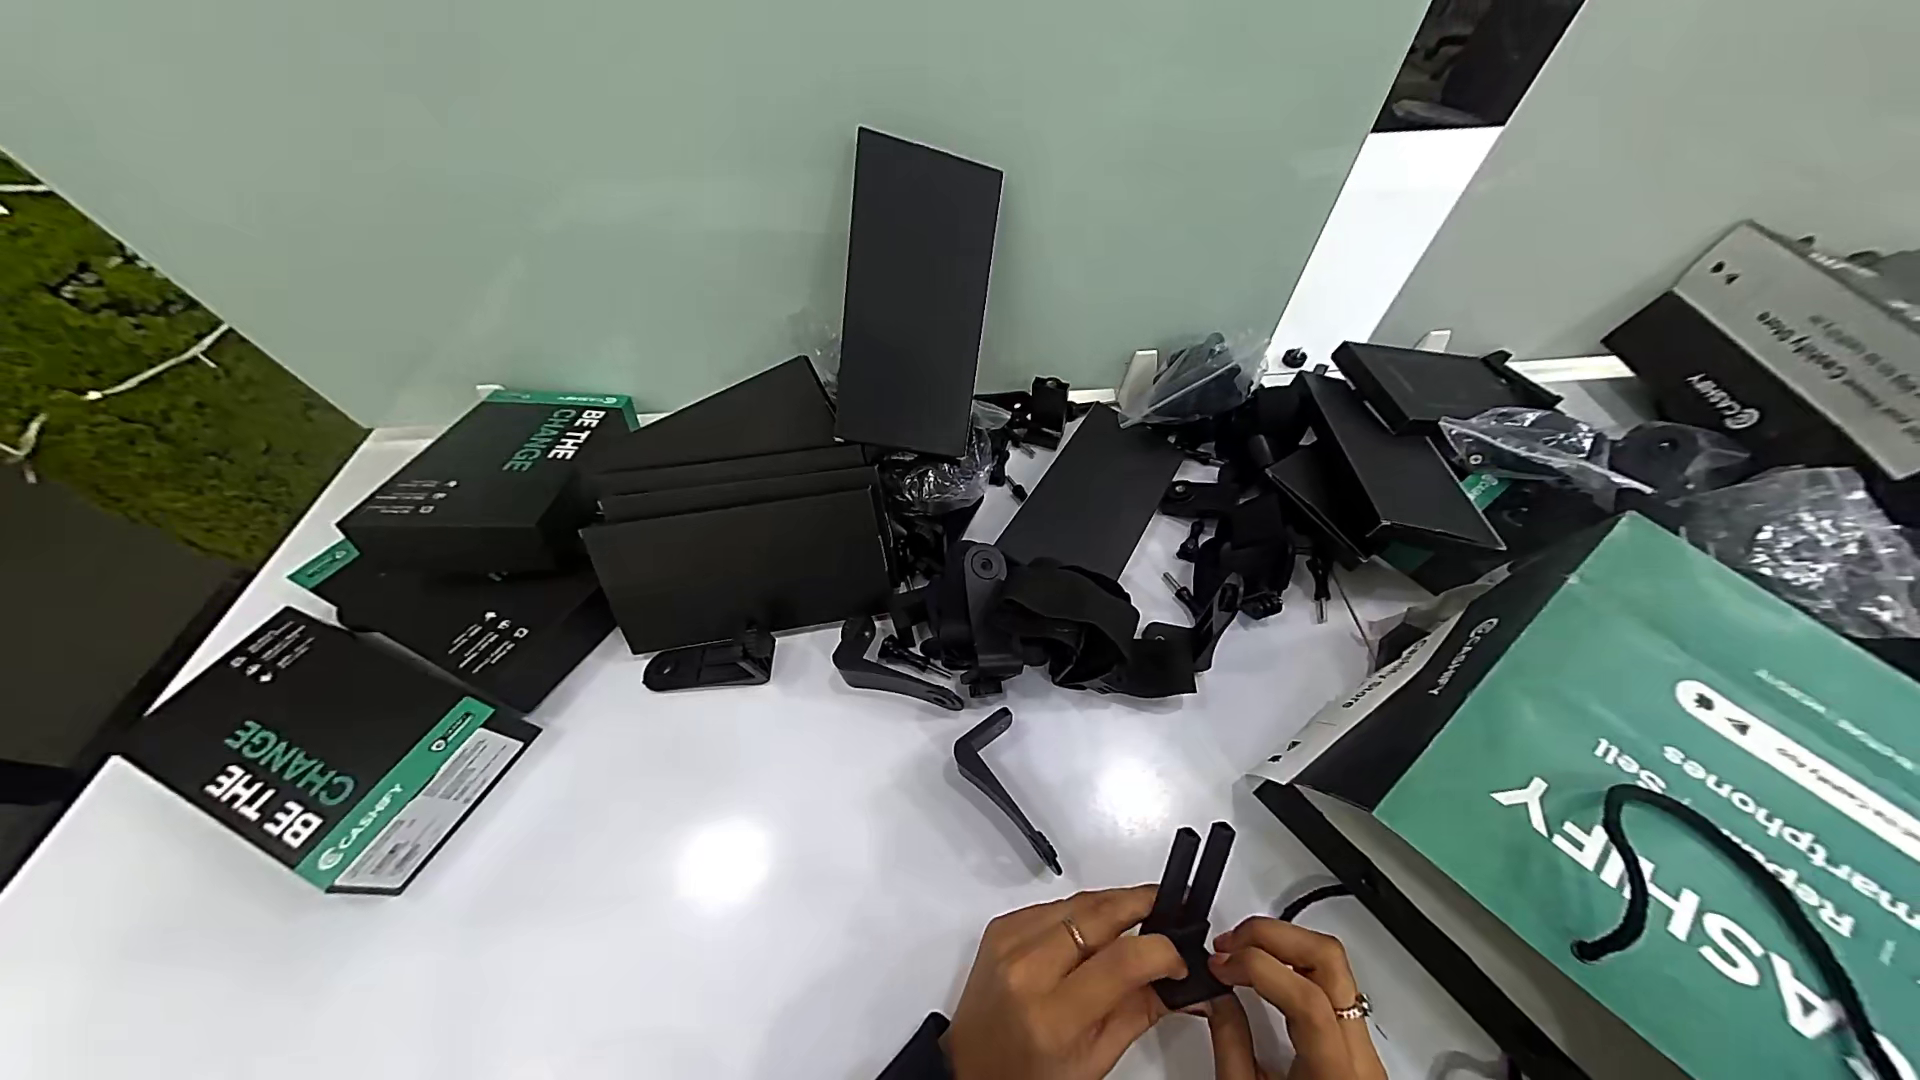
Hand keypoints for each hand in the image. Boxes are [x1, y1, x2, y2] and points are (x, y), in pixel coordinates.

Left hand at [943, 885, 1189, 1079]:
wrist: (970, 1067)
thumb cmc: (1029, 1075)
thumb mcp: (1093, 1060)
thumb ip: (1136, 1012)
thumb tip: (1173, 974)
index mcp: (1053, 1016)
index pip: (1120, 961)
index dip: (1159, 950)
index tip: (1178, 955)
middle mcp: (1027, 969)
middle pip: (1096, 915)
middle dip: (1139, 902)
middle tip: (1167, 904)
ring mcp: (1010, 940)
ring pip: (1076, 901)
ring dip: (1112, 901)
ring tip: (1140, 909)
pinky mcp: (1001, 924)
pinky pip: (1052, 904)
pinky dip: (1080, 908)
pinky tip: (1096, 923)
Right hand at [1201, 917, 1385, 1079]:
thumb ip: (1230, 1040)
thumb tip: (1215, 990)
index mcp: (1337, 1076)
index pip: (1306, 995)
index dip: (1255, 965)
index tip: (1220, 963)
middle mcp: (1361, 1055)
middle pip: (1328, 959)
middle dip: (1271, 935)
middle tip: (1232, 943)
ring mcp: (1364, 1047)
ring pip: (1332, 962)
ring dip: (1280, 942)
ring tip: (1241, 951)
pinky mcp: (1356, 1042)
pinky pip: (1328, 979)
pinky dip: (1289, 960)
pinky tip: (1261, 968)